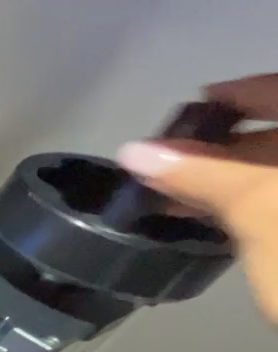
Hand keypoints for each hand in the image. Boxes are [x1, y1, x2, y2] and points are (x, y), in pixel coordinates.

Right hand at [118, 74, 277, 323]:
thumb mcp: (265, 210)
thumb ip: (203, 175)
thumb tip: (136, 152)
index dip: (246, 92)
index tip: (192, 107)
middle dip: (228, 140)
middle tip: (170, 159)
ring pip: (274, 168)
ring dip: (230, 173)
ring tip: (175, 190)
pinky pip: (274, 198)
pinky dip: (248, 197)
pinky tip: (211, 211)